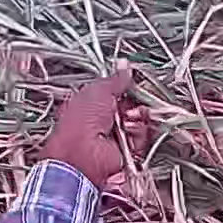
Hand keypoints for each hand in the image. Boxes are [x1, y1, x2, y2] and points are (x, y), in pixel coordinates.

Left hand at [42, 68, 143, 188]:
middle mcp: (103, 121)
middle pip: (131, 106)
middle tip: (133, 101)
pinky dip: (140, 132)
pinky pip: (142, 138)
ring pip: (139, 121)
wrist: (83, 154)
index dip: (126, 87)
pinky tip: (130, 129)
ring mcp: (115, 137)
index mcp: (91, 103)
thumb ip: (115, 80)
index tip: (132, 83)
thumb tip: (125, 68)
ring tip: (128, 117)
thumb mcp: (98, 91)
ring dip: (138, 117)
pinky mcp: (126, 151)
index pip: (116, 91)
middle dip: (135, 102)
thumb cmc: (80, 123)